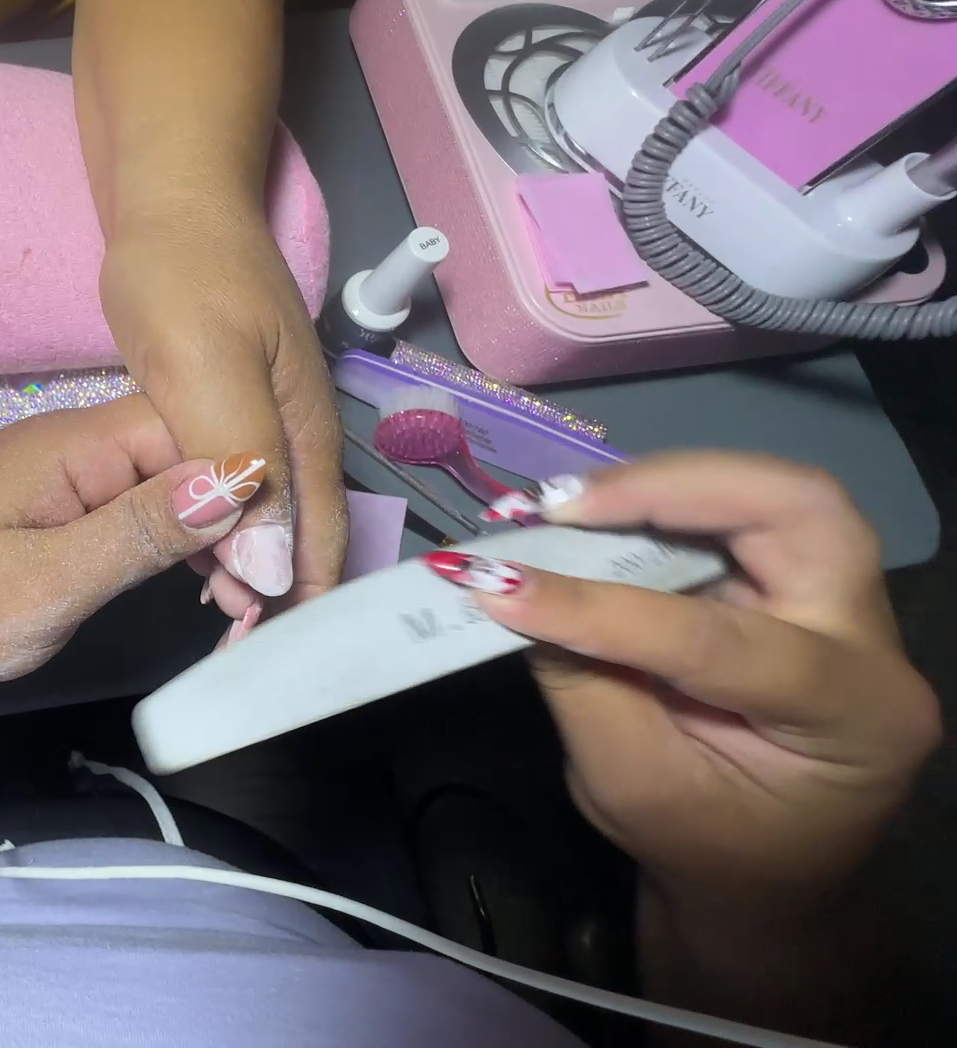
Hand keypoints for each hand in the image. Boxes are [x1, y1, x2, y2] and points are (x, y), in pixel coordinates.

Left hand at [0, 395, 265, 686]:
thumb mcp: (50, 581)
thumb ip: (138, 531)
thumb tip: (235, 479)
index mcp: (68, 445)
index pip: (181, 430)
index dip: (238, 483)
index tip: (268, 556)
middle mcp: (70, 443)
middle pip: (178, 455)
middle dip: (229, 517)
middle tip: (256, 594)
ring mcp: (63, 472)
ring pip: (160, 484)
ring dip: (205, 535)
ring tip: (235, 600)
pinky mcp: (59, 503)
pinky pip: (132, 506)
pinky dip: (170, 541)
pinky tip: (197, 580)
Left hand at [99, 204, 346, 626]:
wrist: (169, 207)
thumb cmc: (185, 283)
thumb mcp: (210, 371)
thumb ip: (245, 465)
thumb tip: (279, 567)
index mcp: (301, 434)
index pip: (317, 539)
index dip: (300, 602)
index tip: (274, 659)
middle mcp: (291, 437)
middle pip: (297, 537)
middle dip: (275, 597)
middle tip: (238, 651)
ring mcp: (257, 425)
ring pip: (262, 518)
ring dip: (245, 568)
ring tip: (218, 621)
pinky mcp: (223, 416)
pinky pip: (231, 491)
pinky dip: (217, 531)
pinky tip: (193, 558)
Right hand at [431, 453, 941, 906]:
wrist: (759, 864)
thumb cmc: (699, 838)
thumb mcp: (626, 782)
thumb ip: (577, 683)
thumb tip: (505, 594)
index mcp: (851, 716)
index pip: (715, 640)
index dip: (593, 608)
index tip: (489, 584)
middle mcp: (861, 640)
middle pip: (798, 512)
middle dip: (667, 489)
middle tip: (557, 505)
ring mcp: (824, 602)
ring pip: (766, 496)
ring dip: (650, 485)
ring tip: (554, 505)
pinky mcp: (772, 585)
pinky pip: (722, 513)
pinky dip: (641, 500)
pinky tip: (579, 514)